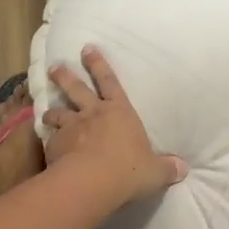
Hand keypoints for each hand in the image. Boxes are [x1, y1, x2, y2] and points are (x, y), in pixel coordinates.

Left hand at [43, 46, 187, 204]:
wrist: (93, 180)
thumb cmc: (129, 170)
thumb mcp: (155, 171)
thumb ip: (167, 167)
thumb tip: (182, 168)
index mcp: (119, 112)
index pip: (109, 81)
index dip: (99, 64)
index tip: (87, 48)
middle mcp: (92, 113)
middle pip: (76, 88)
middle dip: (64, 76)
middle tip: (54, 67)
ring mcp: (72, 126)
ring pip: (58, 112)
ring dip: (51, 111)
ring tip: (45, 112)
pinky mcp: (56, 143)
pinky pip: (50, 139)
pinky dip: (48, 140)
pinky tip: (45, 145)